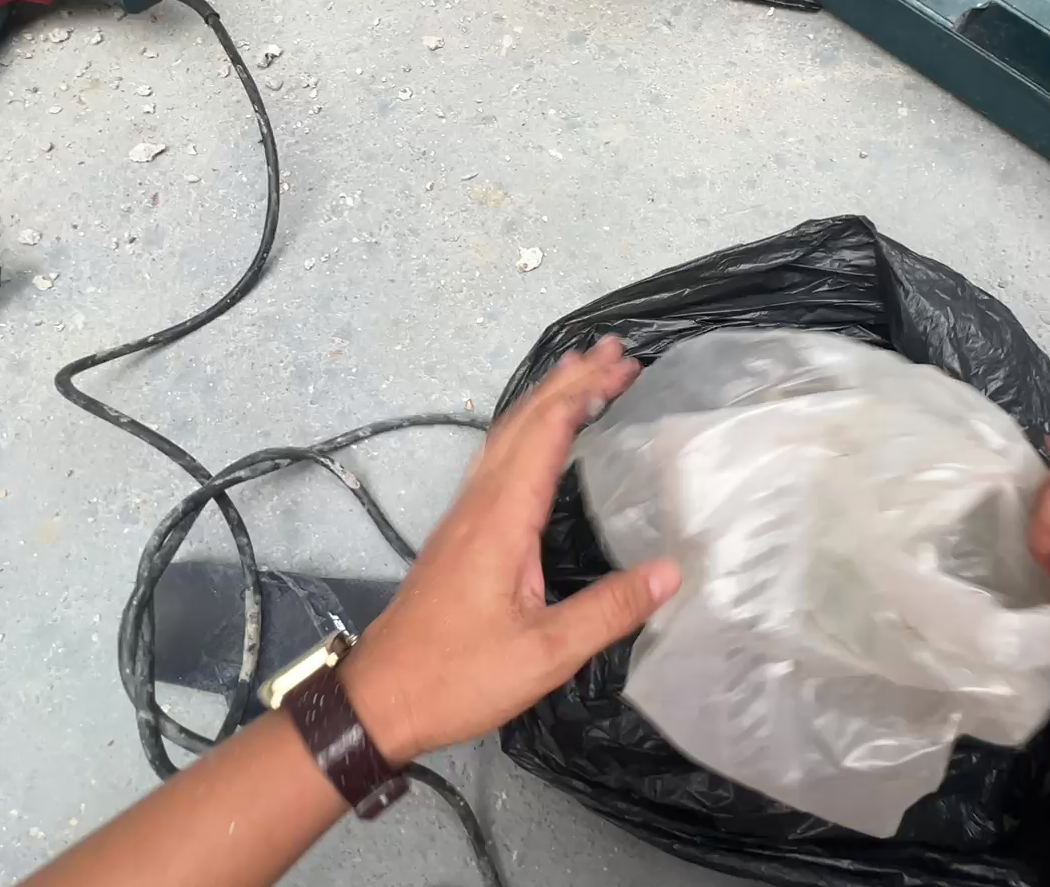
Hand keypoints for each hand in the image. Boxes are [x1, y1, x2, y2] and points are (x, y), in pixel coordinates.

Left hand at [341, 337, 681, 759]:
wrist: (377, 700)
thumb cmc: (459, 675)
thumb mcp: (545, 654)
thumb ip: (609, 610)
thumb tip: (672, 570)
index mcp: (502, 517)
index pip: (546, 432)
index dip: (585, 393)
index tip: (622, 366)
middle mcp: (481, 500)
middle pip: (524, 419)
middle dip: (569, 379)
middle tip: (611, 350)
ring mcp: (466, 510)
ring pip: (507, 432)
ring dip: (546, 396)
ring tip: (581, 370)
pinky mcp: (462, 526)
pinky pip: (499, 453)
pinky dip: (529, 424)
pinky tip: (542, 430)